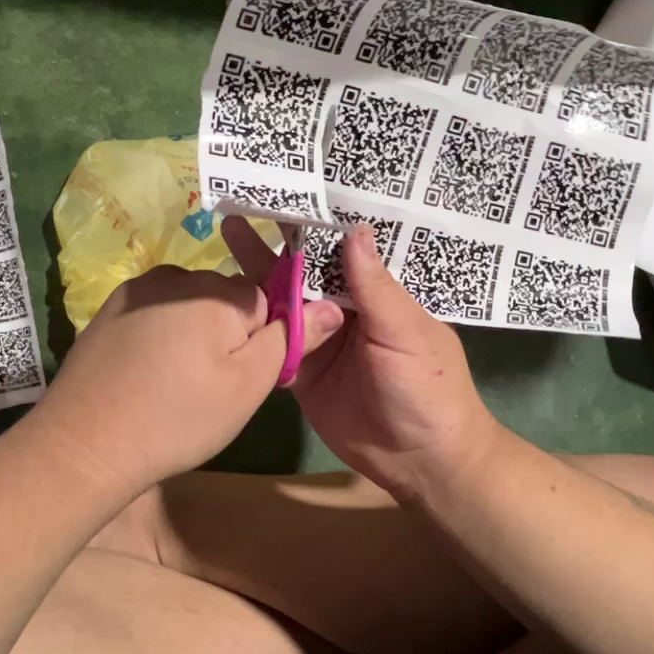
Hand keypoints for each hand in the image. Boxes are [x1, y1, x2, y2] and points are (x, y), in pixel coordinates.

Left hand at [24, 264, 342, 496]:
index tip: (242, 376)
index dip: (261, 339)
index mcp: (217, 291)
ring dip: (191, 336)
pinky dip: (159, 340)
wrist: (84, 444)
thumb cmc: (178, 418)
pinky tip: (146, 377)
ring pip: (188, 307)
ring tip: (174, 385)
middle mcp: (176, 276)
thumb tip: (329, 305)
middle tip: (209, 387)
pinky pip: (155, 315)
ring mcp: (135, 291)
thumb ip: (289, 339)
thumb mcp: (248, 386)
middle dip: (226, 335)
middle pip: (225, 300)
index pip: (264, 299)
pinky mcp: (107, 311)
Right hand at [224, 218, 499, 502]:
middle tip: (243, 206)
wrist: (422, 462)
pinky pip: (276, 346)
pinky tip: (224, 298)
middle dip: (279, 242)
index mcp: (381, 295)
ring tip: (228, 233)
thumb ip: (376, 287)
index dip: (319, 225)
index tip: (290, 191)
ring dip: (259, 275)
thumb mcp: (407, 332)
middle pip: (309, 272)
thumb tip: (355, 230)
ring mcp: (323, 342)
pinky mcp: (303, 375)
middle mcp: (348, 312)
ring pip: (287, 304)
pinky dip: (255, 326)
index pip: (345, 251)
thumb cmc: (430, 390)